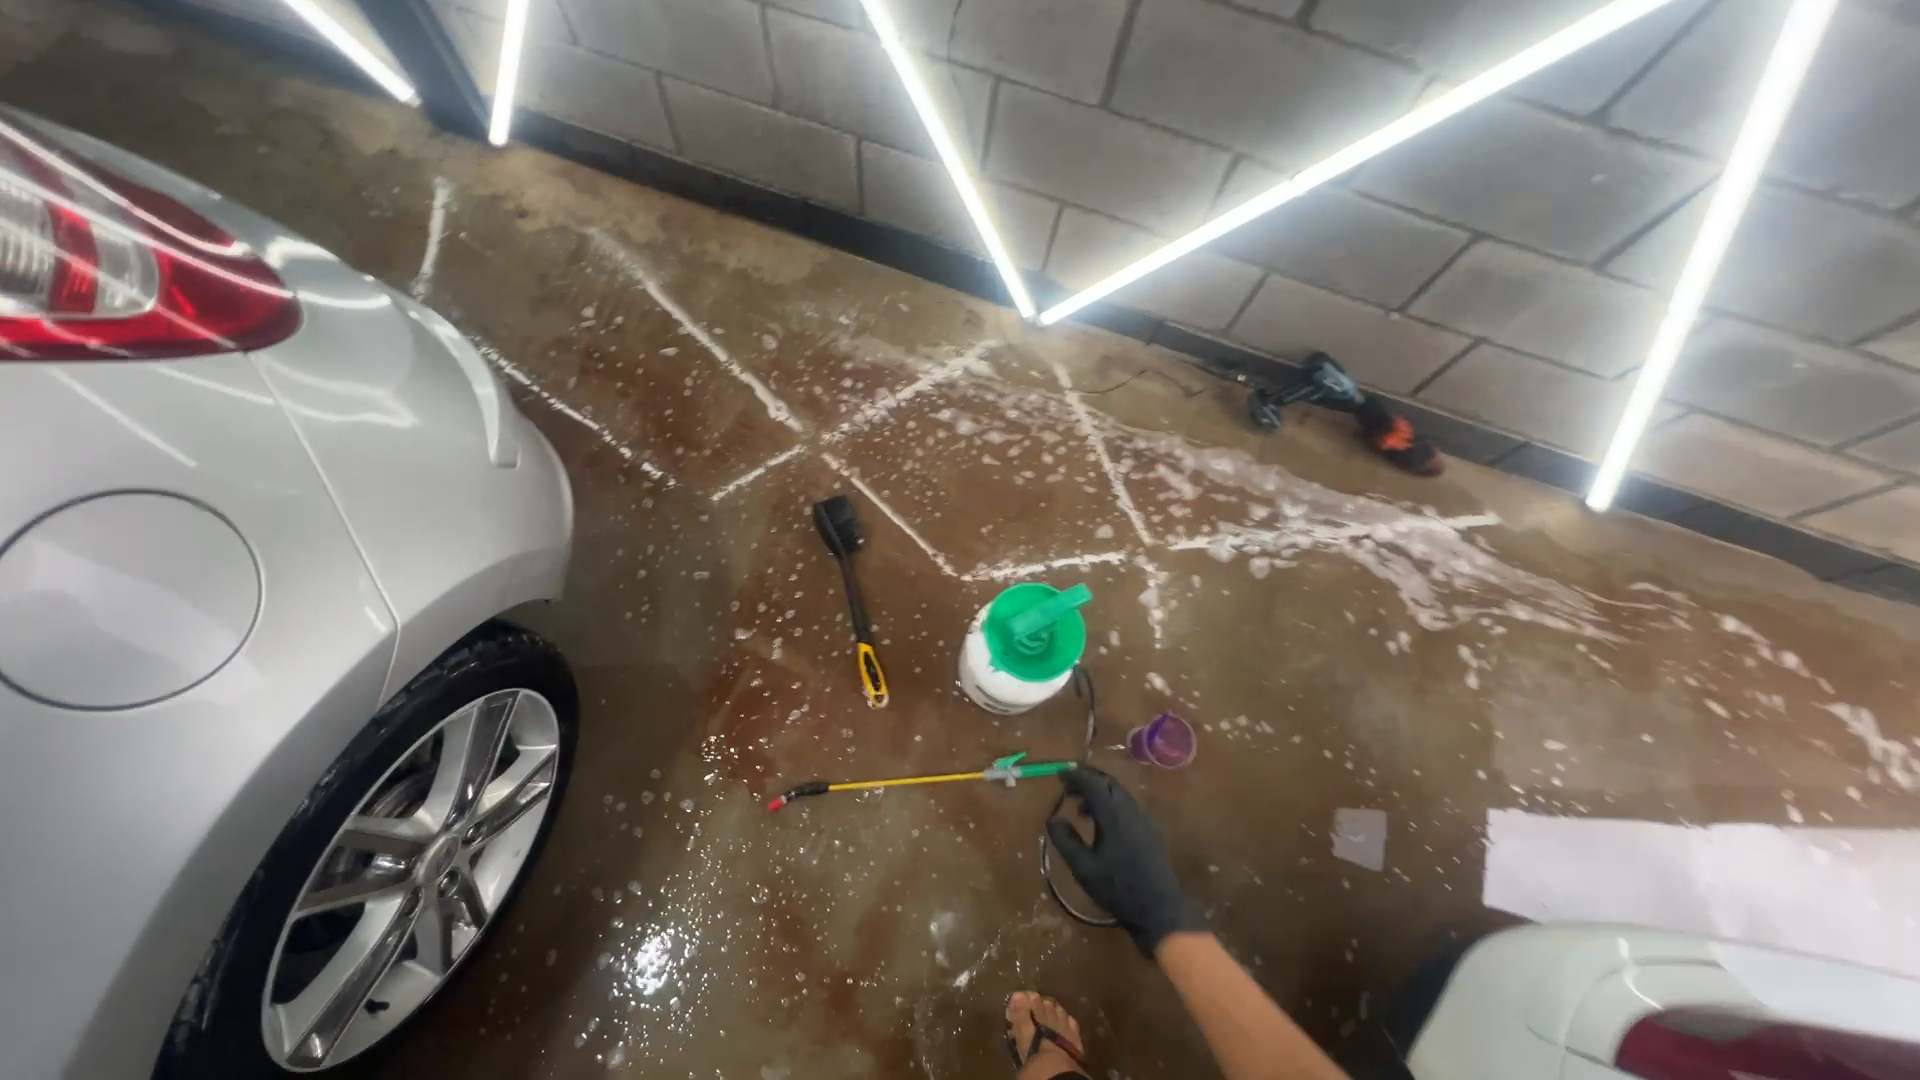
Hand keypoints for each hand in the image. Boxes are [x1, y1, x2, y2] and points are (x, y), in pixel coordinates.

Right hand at [1048, 766, 1203, 956]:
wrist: (1159, 909)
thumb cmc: (1117, 888)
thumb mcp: (1084, 868)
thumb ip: (1066, 841)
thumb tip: (1053, 819)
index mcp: (1115, 815)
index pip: (1094, 784)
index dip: (1075, 776)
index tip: (1059, 774)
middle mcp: (1131, 811)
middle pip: (1109, 783)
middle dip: (1088, 780)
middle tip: (1068, 786)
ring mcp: (1144, 820)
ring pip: (1119, 794)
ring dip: (1099, 793)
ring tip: (1080, 807)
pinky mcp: (1150, 831)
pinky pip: (1127, 807)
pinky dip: (1110, 804)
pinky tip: (1101, 824)